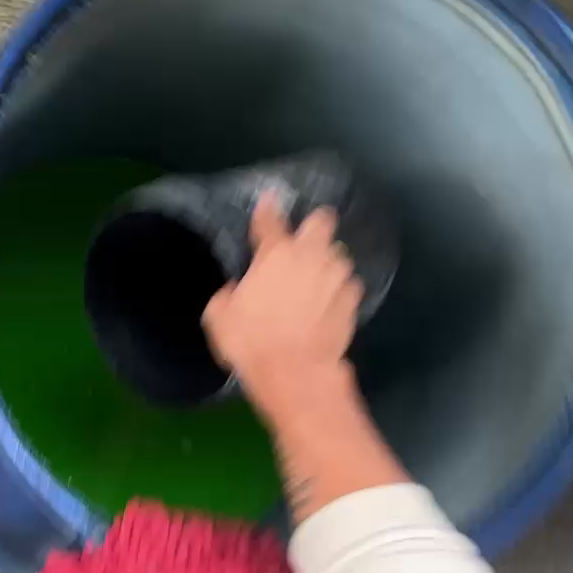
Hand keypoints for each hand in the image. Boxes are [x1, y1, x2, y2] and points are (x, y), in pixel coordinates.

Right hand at [201, 191, 363, 411]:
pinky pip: (346, 285)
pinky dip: (336, 290)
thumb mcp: (219, 318)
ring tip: (312, 281)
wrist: (295, 371)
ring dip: (325, 263)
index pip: (270, 221)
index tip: (267, 202)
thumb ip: (229, 294)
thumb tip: (237, 290)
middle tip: (300, 243)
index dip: (267, 210)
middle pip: (321, 222)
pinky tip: (325, 304)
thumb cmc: (250, 341)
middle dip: (312, 227)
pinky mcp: (353, 299)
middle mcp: (311, 256)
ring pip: (337, 255)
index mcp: (275, 255)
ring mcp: (337, 276)